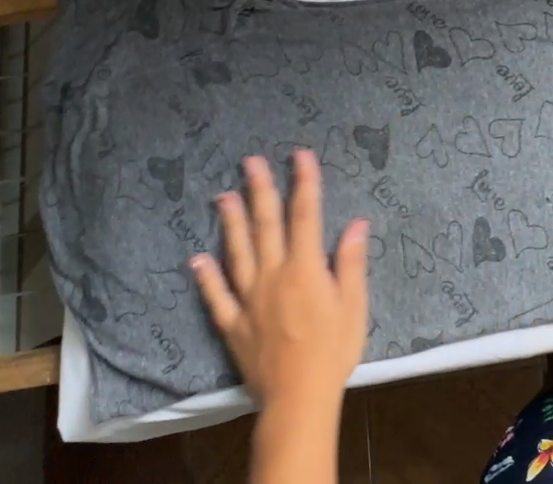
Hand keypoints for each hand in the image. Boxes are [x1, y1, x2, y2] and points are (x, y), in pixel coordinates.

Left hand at [189, 150, 369, 407]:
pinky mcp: (232, 323)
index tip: (300, 155)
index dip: (304, 182)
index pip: (305, 215)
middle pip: (266, 225)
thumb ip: (351, 262)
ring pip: (237, 252)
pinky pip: (216, 296)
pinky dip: (206, 276)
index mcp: (305, 268)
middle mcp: (273, 275)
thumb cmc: (333, 350)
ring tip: (223, 196)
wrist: (297, 397)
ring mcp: (248, 298)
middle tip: (250, 162)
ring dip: (231, 222)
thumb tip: (356, 223)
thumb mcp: (354, 305)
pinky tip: (197, 259)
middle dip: (260, 190)